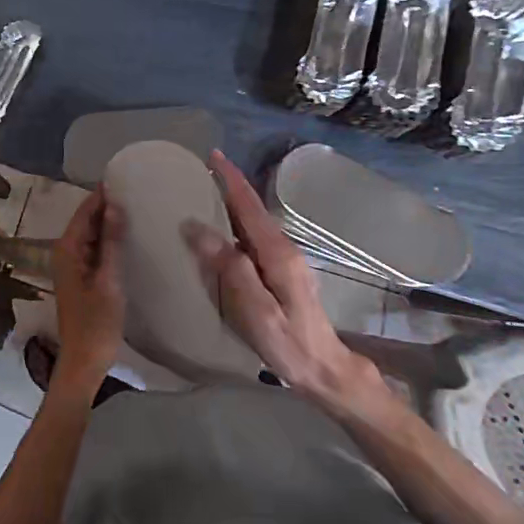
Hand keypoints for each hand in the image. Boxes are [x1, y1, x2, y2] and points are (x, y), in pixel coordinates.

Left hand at [50, 188, 126, 387]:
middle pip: (88, 219)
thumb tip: (115, 205)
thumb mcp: (109, 280)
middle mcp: (67, 252)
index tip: (126, 175)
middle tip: (139, 189)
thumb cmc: (97, 322)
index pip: (85, 210)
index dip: (103, 192)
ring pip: (93, 234)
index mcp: (68, 249)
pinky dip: (111, 239)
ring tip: (140, 206)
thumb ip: (111, 242)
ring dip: (111, 221)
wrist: (85, 360)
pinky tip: (131, 236)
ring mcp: (74, 265)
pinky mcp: (84, 276)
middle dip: (108, 204)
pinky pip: (96, 248)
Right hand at [184, 151, 385, 412]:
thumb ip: (231, 269)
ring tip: (208, 190)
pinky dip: (238, 221)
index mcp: (277, 253)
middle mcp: (284, 248)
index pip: (250, 206)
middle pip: (253, 208)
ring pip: (255, 220)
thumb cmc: (288, 344)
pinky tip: (225, 227)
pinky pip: (255, 235)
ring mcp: (286, 259)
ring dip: (234, 201)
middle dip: (230, 185)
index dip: (231, 180)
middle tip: (203, 168)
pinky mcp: (283, 271)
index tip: (213, 155)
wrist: (325, 368)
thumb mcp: (257, 311)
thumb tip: (198, 228)